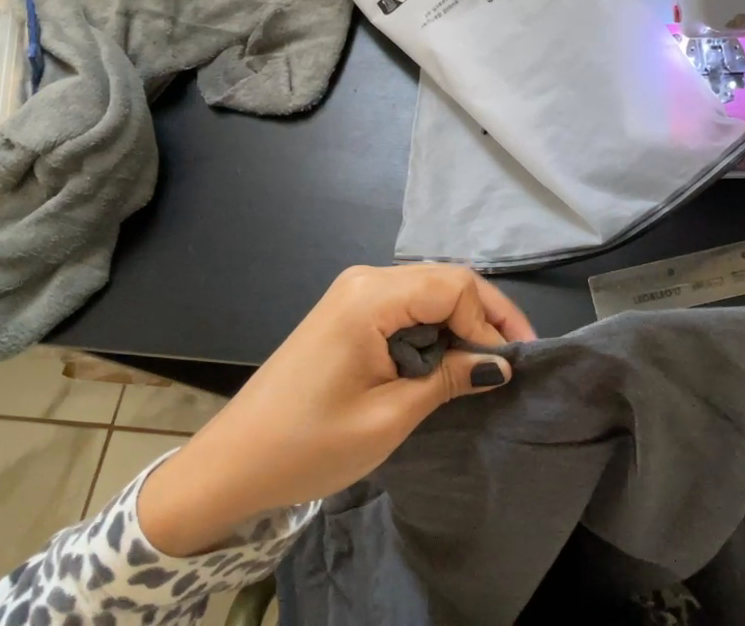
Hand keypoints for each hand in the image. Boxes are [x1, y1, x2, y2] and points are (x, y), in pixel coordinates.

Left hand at [138, 263, 535, 554]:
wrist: (232, 465)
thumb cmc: (311, 444)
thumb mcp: (390, 416)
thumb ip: (448, 379)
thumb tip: (500, 364)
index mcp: (372, 297)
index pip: (454, 285)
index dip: (490, 320)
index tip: (510, 366)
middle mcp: (364, 280)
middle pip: (444, 280)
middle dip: (484, 315)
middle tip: (512, 360)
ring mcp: (352, 294)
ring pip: (428, 291)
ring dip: (461, 322)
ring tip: (486, 363)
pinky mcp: (347, 312)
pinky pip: (406, 306)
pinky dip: (433, 328)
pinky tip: (447, 359)